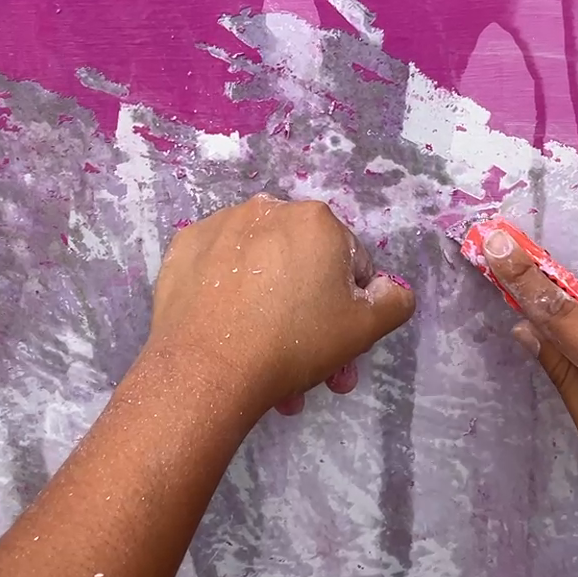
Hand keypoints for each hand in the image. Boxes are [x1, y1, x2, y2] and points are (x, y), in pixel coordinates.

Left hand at [148, 194, 414, 417]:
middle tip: (307, 364)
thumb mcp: (363, 329)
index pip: (350, 262)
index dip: (350, 306)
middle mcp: (269, 208)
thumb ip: (393, 301)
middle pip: (303, 265)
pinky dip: (229, 291)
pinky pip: (220, 267)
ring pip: (262, 268)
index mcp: (317, 219)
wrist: (205, 368)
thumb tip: (392, 288)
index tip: (339, 343)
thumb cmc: (292, 343)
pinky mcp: (184, 245)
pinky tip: (227, 328)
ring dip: (271, 308)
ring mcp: (221, 223)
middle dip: (311, 315)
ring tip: (266, 362)